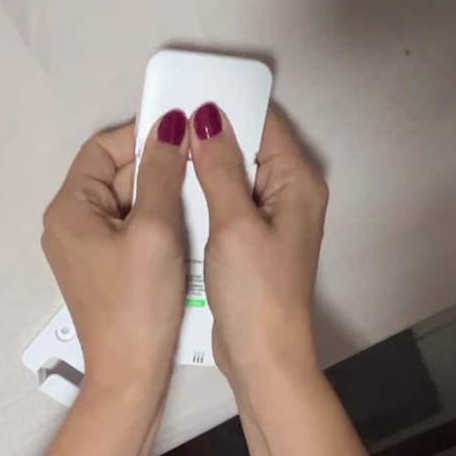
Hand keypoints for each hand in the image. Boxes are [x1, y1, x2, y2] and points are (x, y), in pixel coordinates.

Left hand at [41, 112, 191, 397]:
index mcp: (69, 209)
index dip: (141, 134)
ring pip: (126, 202)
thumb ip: (162, 172)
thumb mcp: (155, 230)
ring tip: (199, 192)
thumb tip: (170, 124)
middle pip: (114, 174)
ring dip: (161, 194)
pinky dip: (156, 221)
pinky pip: (129, 230)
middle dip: (156, 165)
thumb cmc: (138, 305)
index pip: (102, 149)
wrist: (130, 374)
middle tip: (200, 161)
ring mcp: (85, 250)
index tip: (183, 131)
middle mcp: (69, 225)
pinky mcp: (103, 270)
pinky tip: (187, 224)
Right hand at [189, 103, 328, 396]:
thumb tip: (205, 115)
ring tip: (159, 155)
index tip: (181, 97)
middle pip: (245, 147)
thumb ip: (219, 167)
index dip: (224, 106)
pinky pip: (223, 206)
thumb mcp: (234, 223)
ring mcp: (267, 221)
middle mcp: (286, 195)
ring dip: (200, 169)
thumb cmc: (256, 292)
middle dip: (206, 135)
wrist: (262, 357)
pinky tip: (171, 196)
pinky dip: (200, 198)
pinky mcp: (248, 244)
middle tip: (161, 127)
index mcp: (295, 182)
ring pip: (230, 178)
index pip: (263, 122)